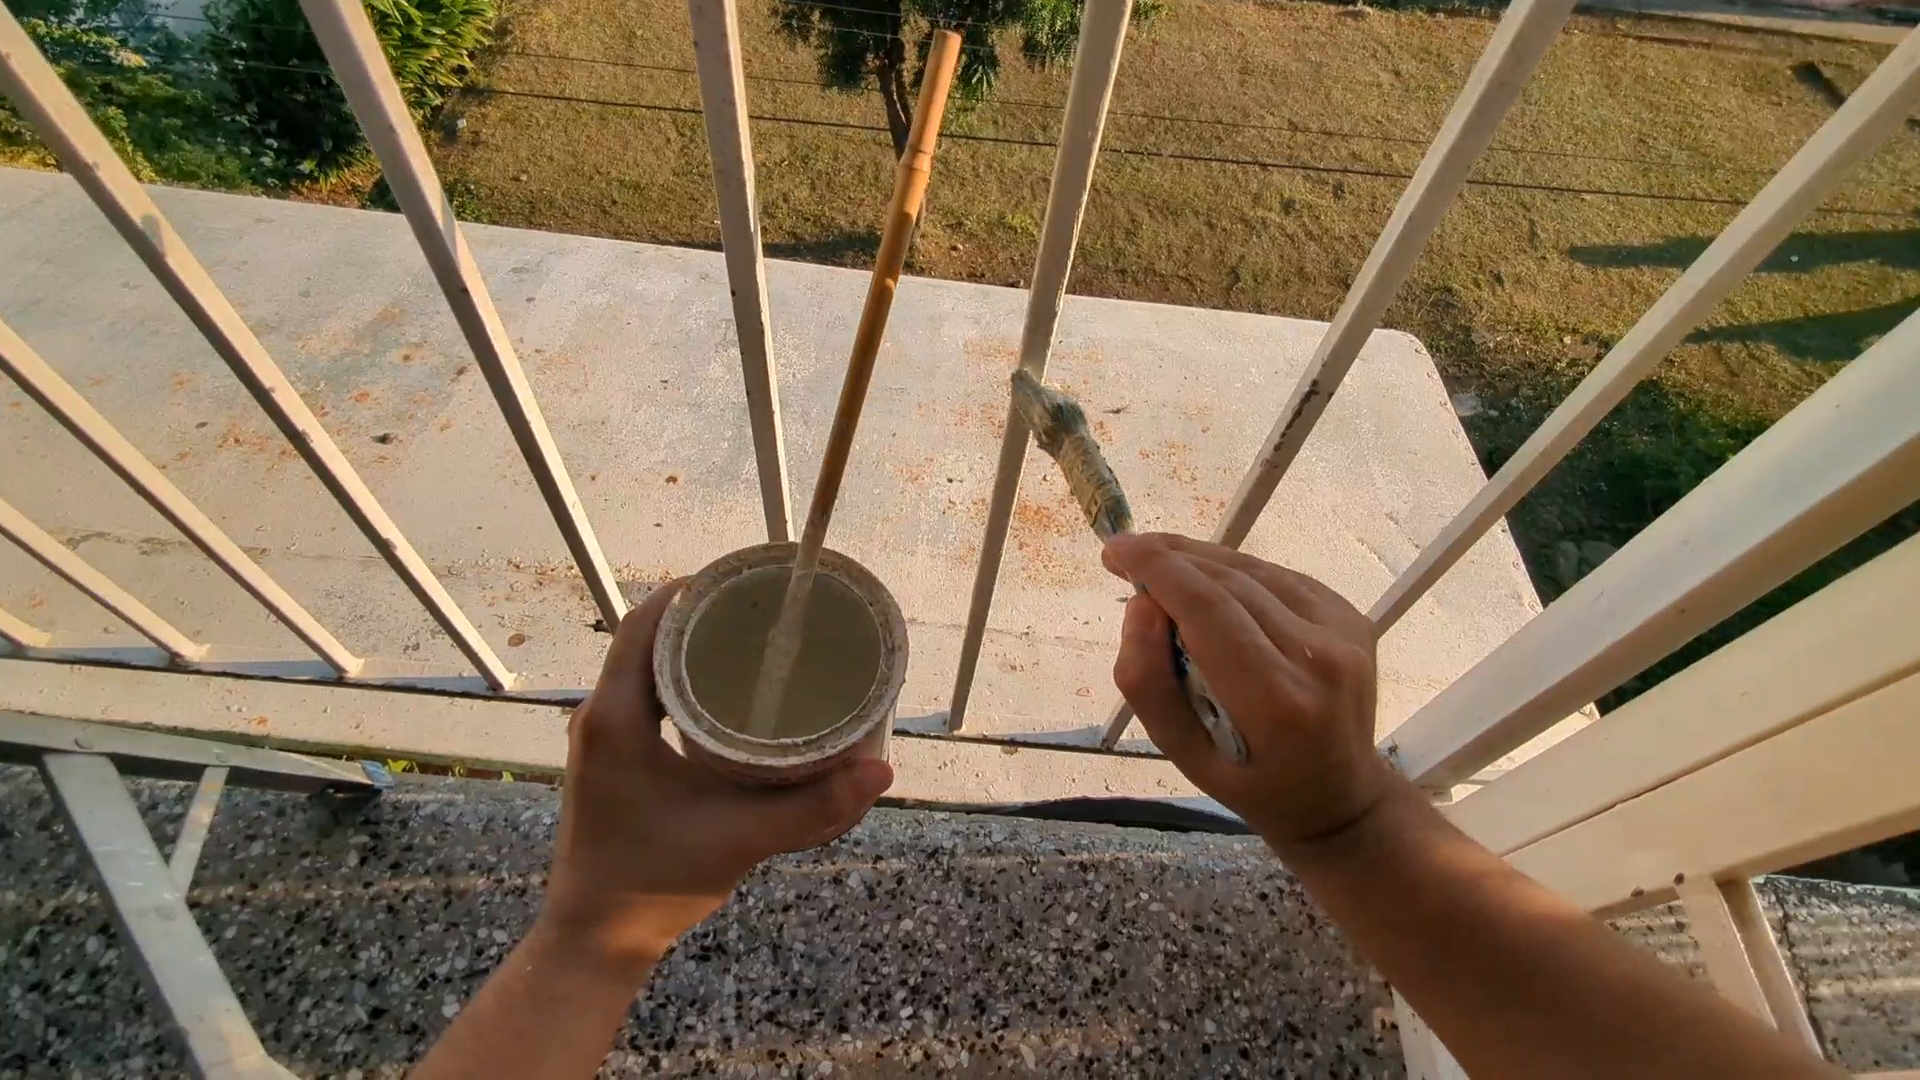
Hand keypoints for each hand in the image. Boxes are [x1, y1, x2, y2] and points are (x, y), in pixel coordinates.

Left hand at [538, 581, 893, 978]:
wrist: (598, 937)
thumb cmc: (658, 882)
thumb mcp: (742, 839)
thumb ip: (813, 808)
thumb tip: (882, 771)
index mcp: (617, 718)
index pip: (643, 627)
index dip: (689, 592)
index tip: (742, 580)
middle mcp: (602, 716)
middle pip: (647, 636)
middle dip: (700, 612)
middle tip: (762, 606)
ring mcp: (605, 736)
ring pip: (644, 662)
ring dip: (689, 641)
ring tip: (751, 636)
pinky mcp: (614, 754)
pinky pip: (646, 690)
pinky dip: (682, 673)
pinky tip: (726, 687)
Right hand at [1103, 533, 1395, 851]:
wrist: (1340, 795)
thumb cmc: (1250, 782)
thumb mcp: (1181, 753)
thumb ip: (1149, 682)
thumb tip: (1141, 603)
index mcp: (1277, 702)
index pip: (1208, 611)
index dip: (1158, 570)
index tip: (1114, 551)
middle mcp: (1320, 657)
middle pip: (1228, 583)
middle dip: (1167, 559)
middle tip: (1123, 555)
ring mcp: (1342, 631)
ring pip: (1250, 570)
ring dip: (1195, 558)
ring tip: (1155, 560)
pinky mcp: (1348, 614)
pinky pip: (1273, 576)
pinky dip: (1229, 570)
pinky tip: (1202, 577)